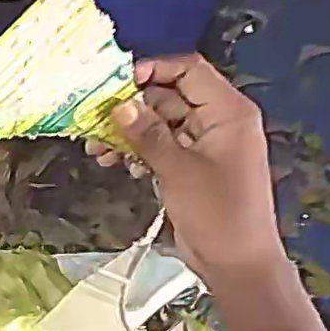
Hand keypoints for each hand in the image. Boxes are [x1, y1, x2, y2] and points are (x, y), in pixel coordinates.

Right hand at [86, 55, 285, 281]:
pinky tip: (115, 163)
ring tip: (97, 148)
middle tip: (95, 121)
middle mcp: (215, 122)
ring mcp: (201, 146)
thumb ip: (149, 135)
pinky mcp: (188, 168)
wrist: (234, 260)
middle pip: (169, 98)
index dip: (153, 70)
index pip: (189, 72)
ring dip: (128, 133)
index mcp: (227, 112)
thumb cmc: (217, 212)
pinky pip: (159, 148)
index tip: (115, 83)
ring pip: (159, 125)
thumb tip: (119, 107)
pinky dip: (137, 152)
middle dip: (132, 108)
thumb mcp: (179, 170)